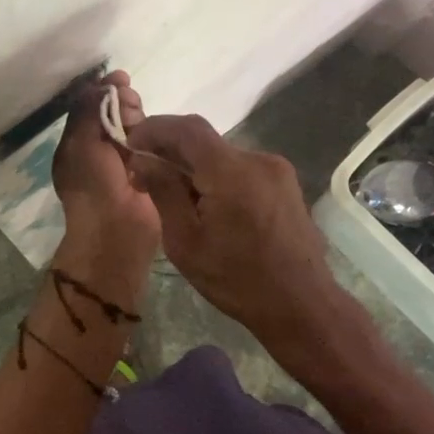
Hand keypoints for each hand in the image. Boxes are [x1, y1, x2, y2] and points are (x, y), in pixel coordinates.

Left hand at [51, 72, 157, 273]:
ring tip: (142, 117)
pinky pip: (153, 145)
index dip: (104, 90)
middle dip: (124, 101)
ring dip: (139, 116)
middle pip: (115, 114)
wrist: (116, 231)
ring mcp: (126, 163)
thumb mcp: (81, 144)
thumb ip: (89, 111)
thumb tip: (103, 85)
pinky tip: (159, 129)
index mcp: (77, 145)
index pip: (90, 108)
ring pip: (135, 127)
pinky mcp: (150, 172)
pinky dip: (156, 133)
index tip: (122, 77)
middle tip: (132, 102)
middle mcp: (100, 151)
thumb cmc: (92, 186)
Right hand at [127, 114, 338, 338]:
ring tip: (174, 198)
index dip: (154, 128)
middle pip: (204, 141)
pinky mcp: (285, 185)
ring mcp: (276, 170)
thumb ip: (163, 191)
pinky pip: (240, 169)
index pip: (186, 128)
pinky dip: (216, 177)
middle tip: (143, 177)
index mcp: (231, 171)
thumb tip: (142, 159)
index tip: (131, 144)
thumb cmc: (236, 279)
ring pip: (221, 156)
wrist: (302, 306)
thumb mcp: (185, 241)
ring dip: (193, 167)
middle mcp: (257, 159)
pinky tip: (206, 206)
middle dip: (170, 151)